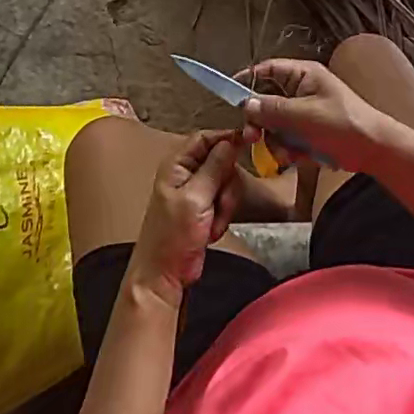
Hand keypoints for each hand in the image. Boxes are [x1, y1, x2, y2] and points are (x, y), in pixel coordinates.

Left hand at [125, 129, 249, 307]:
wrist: (165, 276)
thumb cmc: (172, 236)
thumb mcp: (196, 198)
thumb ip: (214, 168)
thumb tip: (230, 141)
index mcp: (177, 164)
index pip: (204, 138)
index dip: (226, 138)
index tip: (249, 141)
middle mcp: (186, 173)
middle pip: (221, 161)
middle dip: (226, 183)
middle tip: (219, 202)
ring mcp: (196, 192)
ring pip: (226, 183)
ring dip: (225, 203)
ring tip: (211, 221)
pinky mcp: (204, 209)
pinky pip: (225, 202)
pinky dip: (223, 215)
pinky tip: (211, 230)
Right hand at [236, 59, 398, 173]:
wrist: (374, 150)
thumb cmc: (343, 123)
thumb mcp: (304, 115)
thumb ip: (273, 109)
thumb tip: (246, 104)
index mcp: (303, 76)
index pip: (268, 70)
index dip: (248, 79)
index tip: (230, 95)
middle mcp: (301, 91)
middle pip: (266, 101)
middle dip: (260, 121)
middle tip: (253, 137)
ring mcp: (304, 113)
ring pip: (274, 124)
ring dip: (275, 141)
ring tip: (286, 153)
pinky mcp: (308, 134)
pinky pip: (287, 140)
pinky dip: (289, 151)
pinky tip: (298, 159)